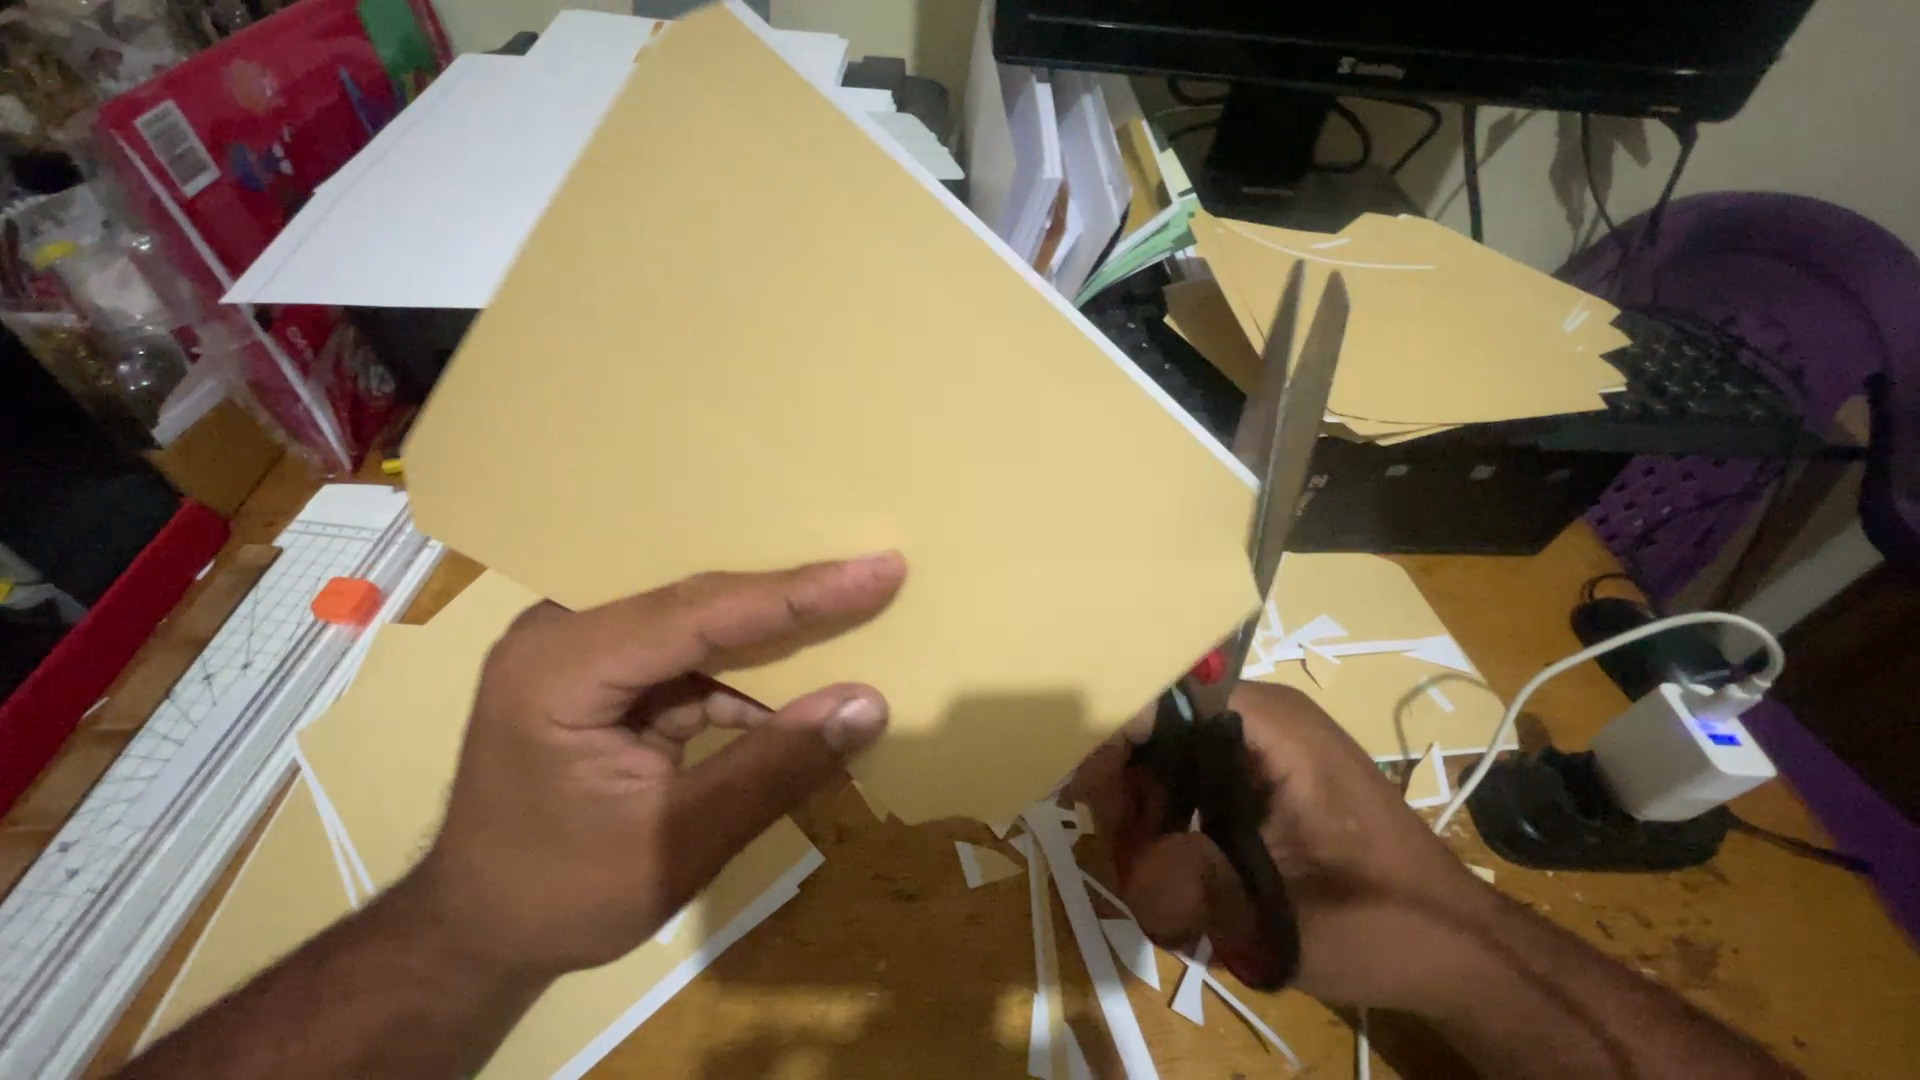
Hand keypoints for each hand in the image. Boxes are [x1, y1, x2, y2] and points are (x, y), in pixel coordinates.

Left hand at [410, 553, 906, 976]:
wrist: (477, 935)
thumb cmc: (560, 896)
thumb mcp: (677, 843)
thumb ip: (774, 768)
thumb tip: (869, 706)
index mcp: (559, 668)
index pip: (696, 612)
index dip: (795, 594)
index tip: (877, 572)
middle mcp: (565, 636)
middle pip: (697, 601)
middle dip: (790, 595)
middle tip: (876, 576)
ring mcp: (585, 654)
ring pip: (700, 625)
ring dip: (774, 638)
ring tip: (856, 623)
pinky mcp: (608, 678)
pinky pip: (692, 660)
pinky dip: (748, 679)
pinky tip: (801, 689)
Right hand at [1074, 681, 1495, 1012]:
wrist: (1457, 950)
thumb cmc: (1385, 924)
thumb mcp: (1286, 918)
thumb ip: (1200, 890)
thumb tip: (1131, 874)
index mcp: (1269, 724)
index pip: (1158, 699)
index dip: (1109, 739)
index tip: (1088, 802)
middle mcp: (1259, 719)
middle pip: (1153, 728)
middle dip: (1127, 792)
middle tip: (1130, 860)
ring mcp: (1260, 748)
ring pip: (1165, 759)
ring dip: (1146, 815)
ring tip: (1159, 878)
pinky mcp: (1261, 779)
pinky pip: (1189, 782)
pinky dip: (1171, 824)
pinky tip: (1182, 872)